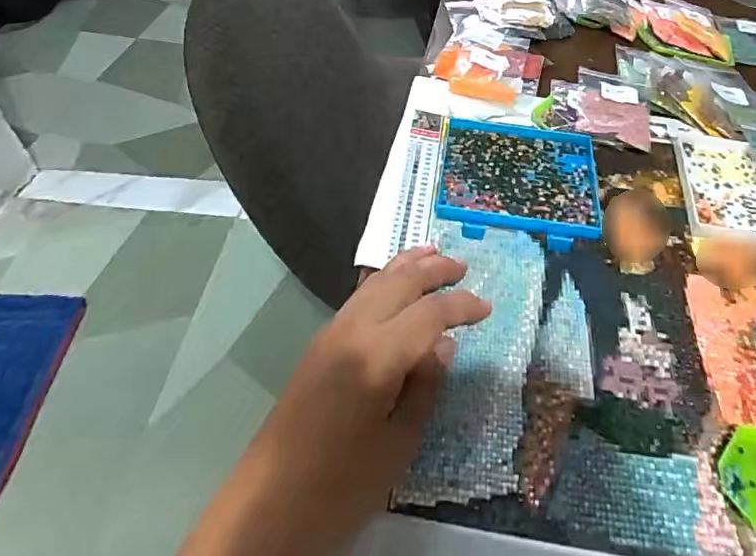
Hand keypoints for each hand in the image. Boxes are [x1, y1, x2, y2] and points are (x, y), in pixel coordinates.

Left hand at [181, 245, 492, 555]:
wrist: (267, 501)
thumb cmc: (340, 484)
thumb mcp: (397, 445)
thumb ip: (425, 387)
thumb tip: (444, 345)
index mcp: (376, 355)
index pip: (429, 313)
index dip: (461, 307)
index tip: (487, 308)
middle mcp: (352, 329)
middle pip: (399, 282)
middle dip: (433, 269)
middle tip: (462, 266)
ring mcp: (331, 331)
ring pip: (375, 282)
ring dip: (405, 266)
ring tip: (431, 254)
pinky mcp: (320, 342)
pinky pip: (359, 296)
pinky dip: (383, 280)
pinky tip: (393, 282)